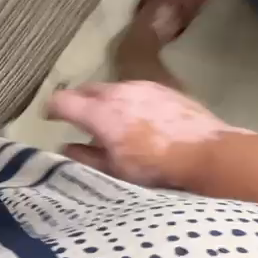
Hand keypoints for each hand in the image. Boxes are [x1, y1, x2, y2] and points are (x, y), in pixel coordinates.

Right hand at [46, 80, 248, 188]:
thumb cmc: (157, 169)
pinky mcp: (164, 88)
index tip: (47, 118)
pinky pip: (135, 91)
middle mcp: (118, 91)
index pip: (63, 101)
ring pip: (113, 89)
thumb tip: (66, 148)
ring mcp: (143, 86)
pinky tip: (137, 120)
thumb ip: (86, 158)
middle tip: (75, 119)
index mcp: (100, 113)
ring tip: (108, 122)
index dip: (51, 109)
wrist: (209, 154)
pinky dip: (127, 102)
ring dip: (104, 102)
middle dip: (77, 102)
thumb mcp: (115, 171)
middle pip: (87, 90)